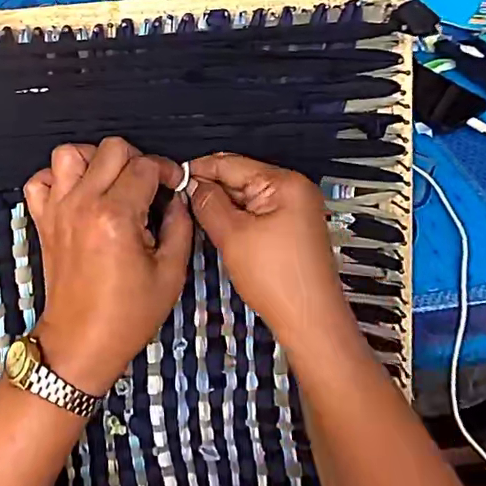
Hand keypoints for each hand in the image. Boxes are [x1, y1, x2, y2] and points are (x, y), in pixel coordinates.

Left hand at [22, 138, 192, 396]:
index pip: (145, 166)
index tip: (174, 185)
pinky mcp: (44, 220)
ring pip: (70, 153)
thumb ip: (180, 226)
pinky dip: (58, 178)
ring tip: (111, 181)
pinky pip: (41, 180)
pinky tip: (79, 193)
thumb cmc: (126, 315)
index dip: (167, 170)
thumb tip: (178, 199)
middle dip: (136, 159)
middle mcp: (83, 205)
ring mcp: (58, 210)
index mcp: (116, 216)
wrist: (81, 342)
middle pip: (111, 148)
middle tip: (147, 183)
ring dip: (95, 160)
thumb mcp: (170, 273)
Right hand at [185, 153, 359, 355]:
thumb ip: (208, 203)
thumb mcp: (232, 236)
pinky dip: (237, 218)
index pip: (231, 163)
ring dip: (222, 204)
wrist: (309, 321)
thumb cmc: (279, 281)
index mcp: (285, 183)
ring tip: (198, 216)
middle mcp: (294, 190)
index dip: (199, 169)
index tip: (175, 176)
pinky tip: (221, 228)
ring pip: (246, 196)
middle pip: (240, 176)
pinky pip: (256, 212)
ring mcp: (296, 209)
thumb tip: (192, 184)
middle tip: (182, 199)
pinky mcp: (292, 227)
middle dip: (210, 188)